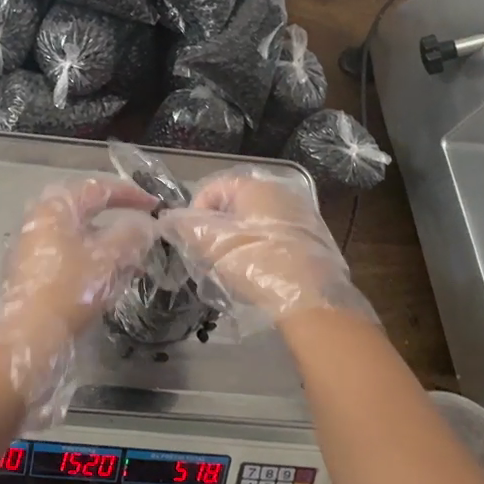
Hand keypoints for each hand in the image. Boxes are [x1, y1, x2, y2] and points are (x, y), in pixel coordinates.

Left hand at [0, 177, 156, 426]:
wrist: (28, 337)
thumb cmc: (69, 290)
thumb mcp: (108, 260)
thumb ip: (131, 236)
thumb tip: (145, 225)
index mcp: (54, 208)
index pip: (97, 188)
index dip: (130, 194)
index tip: (156, 205)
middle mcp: (38, 221)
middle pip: (84, 210)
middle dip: (116, 218)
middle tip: (141, 227)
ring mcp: (32, 248)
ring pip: (77, 236)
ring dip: (106, 243)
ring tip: (133, 258)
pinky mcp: (32, 274)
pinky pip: (69, 256)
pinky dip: (92, 260)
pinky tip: (109, 278)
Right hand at [157, 165, 374, 322]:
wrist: (310, 298)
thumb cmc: (255, 262)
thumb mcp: (211, 243)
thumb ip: (184, 225)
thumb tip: (168, 218)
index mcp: (255, 186)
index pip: (211, 188)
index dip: (194, 212)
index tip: (192, 240)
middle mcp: (281, 192)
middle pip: (235, 205)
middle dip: (217, 227)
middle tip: (208, 255)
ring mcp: (302, 215)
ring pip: (256, 222)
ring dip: (238, 239)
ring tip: (233, 266)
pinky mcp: (315, 239)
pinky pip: (277, 237)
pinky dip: (262, 249)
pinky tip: (259, 272)